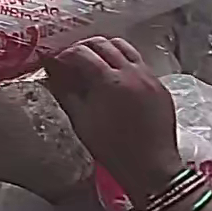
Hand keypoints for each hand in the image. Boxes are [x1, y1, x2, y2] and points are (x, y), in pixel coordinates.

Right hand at [43, 36, 184, 201]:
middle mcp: (131, 72)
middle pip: (104, 43)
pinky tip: (115, 76)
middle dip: (84, 46)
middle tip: (73, 58)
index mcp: (109, 80)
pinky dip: (123, 61)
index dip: (66, 54)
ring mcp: (148, 76)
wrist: (151, 167)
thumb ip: (65, 92)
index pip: (82, 52)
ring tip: (94, 61)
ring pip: (124, 47)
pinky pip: (139, 62)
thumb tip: (52, 74)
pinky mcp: (159, 85)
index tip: (57, 61)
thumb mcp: (81, 120)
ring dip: (106, 48)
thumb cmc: (112, 148)